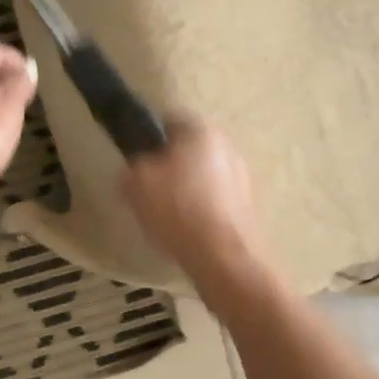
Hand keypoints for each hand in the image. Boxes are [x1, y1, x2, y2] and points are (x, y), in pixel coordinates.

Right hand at [120, 116, 262, 272]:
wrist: (225, 259)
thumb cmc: (177, 211)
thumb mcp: (134, 184)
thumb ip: (130, 167)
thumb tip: (134, 168)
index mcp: (201, 131)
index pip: (168, 119)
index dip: (146, 135)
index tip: (133, 154)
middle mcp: (227, 146)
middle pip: (187, 148)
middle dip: (167, 162)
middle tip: (146, 184)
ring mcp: (243, 176)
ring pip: (202, 173)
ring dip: (185, 185)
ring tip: (164, 210)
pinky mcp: (248, 205)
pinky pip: (214, 197)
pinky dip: (199, 206)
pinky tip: (185, 226)